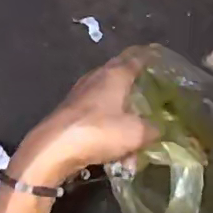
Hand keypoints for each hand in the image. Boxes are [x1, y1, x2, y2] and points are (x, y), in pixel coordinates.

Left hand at [12, 50, 156, 187]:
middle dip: (137, 88)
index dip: (149, 56)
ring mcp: (81, 94)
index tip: (159, 57)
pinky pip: (99, 118)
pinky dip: (110, 132)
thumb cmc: (98, 131)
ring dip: (124, 119)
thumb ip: (151, 128)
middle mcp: (97, 78)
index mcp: (114, 74)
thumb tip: (156, 129)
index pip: (136, 58)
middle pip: (122, 77)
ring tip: (136, 144)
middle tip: (154, 97)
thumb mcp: (136, 133)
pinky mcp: (72, 113)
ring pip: (111, 102)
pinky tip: (117, 156)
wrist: (54, 148)